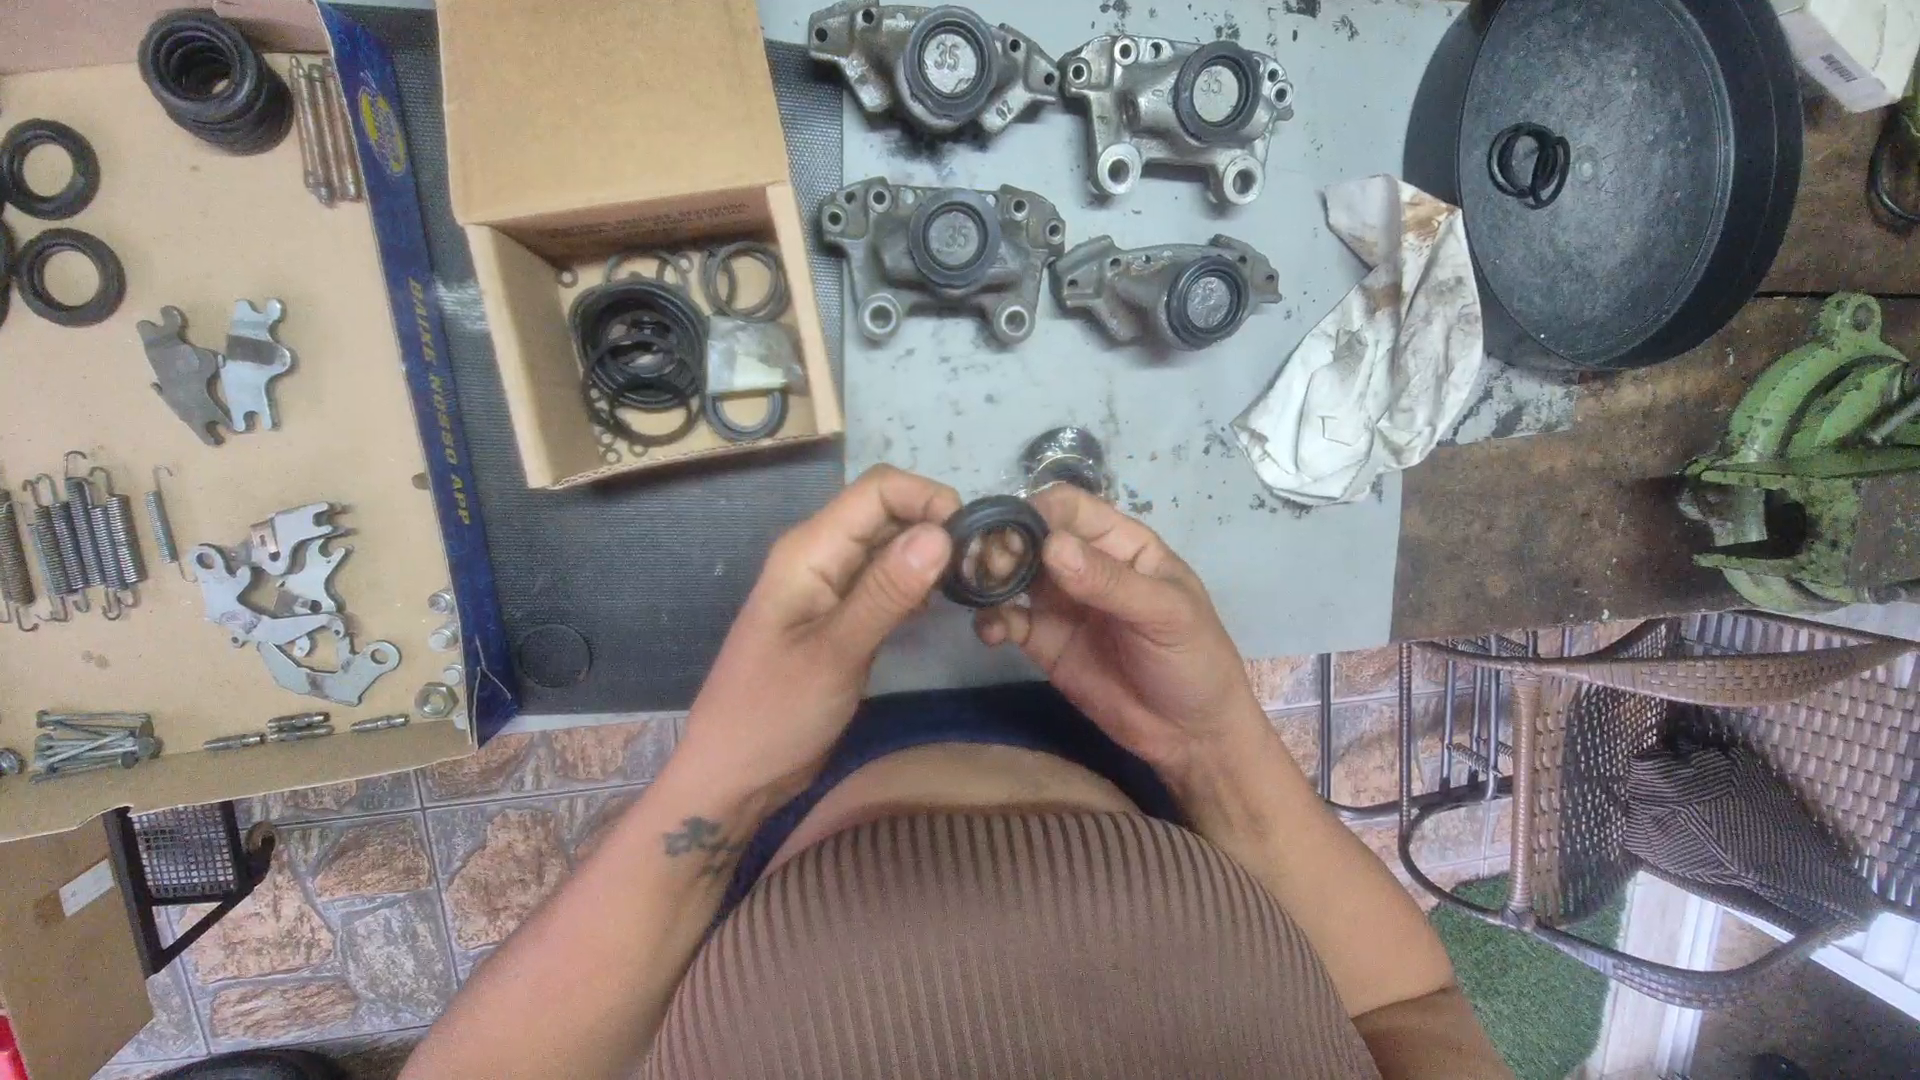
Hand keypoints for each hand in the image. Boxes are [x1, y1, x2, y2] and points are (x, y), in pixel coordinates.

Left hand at [682, 466, 960, 802]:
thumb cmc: (774, 714)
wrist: (735, 774)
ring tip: (975, 581)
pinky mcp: (846, 616)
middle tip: (986, 565)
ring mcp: (833, 587)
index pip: (878, 490)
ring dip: (933, 555)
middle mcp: (822, 556)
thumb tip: (942, 533)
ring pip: (893, 546)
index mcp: (809, 550)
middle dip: (938, 525)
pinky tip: (944, 605)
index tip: (973, 538)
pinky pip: (888, 582)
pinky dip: (919, 585)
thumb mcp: (835, 653)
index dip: (929, 499)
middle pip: (889, 512)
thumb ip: (887, 591)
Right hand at [973, 485, 1267, 785]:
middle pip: (1031, 537)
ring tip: (983, 592)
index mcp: (1120, 543)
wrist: (1190, 734)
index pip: (1070, 508)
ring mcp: (1060, 603)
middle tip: (989, 564)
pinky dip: (991, 621)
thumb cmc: (1193, 659)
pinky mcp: (1042, 642)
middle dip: (1005, 544)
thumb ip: (1110, 581)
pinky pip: (1007, 620)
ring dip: (991, 578)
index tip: (1015, 533)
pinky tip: (992, 633)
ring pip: (1012, 575)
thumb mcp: (1165, 614)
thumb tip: (1051, 547)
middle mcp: (1083, 564)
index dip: (1040, 512)